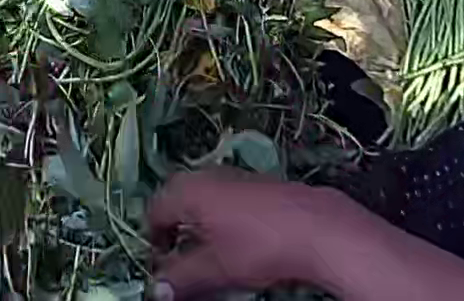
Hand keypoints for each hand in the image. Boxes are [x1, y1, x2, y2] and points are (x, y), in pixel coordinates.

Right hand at [147, 169, 358, 297]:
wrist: (311, 224)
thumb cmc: (259, 243)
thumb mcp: (216, 268)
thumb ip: (183, 277)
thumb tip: (159, 289)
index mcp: (189, 190)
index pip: (155, 210)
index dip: (152, 240)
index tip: (160, 267)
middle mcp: (204, 175)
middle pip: (175, 200)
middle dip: (173, 231)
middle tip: (178, 262)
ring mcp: (228, 176)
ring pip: (199, 199)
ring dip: (194, 226)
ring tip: (205, 256)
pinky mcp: (249, 183)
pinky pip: (219, 198)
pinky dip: (215, 219)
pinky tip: (232, 242)